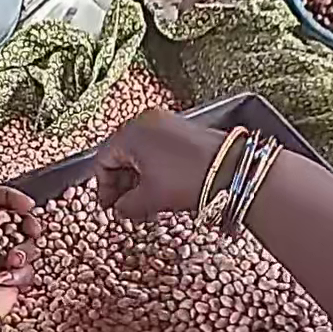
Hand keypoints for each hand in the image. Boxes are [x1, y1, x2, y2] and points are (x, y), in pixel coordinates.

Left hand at [0, 182, 40, 316]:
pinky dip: (19, 273)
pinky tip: (6, 277)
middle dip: (25, 224)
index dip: (9, 199)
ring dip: (22, 250)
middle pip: (13, 221)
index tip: (25, 204)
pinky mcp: (9, 279)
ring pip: (24, 244)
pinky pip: (26, 268)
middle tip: (30, 229)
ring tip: (12, 259)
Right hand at [93, 111, 227, 220]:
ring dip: (138, 180)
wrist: (229, 169)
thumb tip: (118, 211)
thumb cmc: (183, 180)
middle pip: (121, 155)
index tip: (110, 209)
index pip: (103, 161)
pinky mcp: (183, 130)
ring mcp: (166, 122)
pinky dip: (154, 170)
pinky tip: (161, 190)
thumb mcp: (149, 198)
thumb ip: (125, 206)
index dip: (103, 189)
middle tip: (126, 209)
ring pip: (141, 153)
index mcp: (129, 133)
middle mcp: (145, 121)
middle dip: (122, 185)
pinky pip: (158, 150)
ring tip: (145, 203)